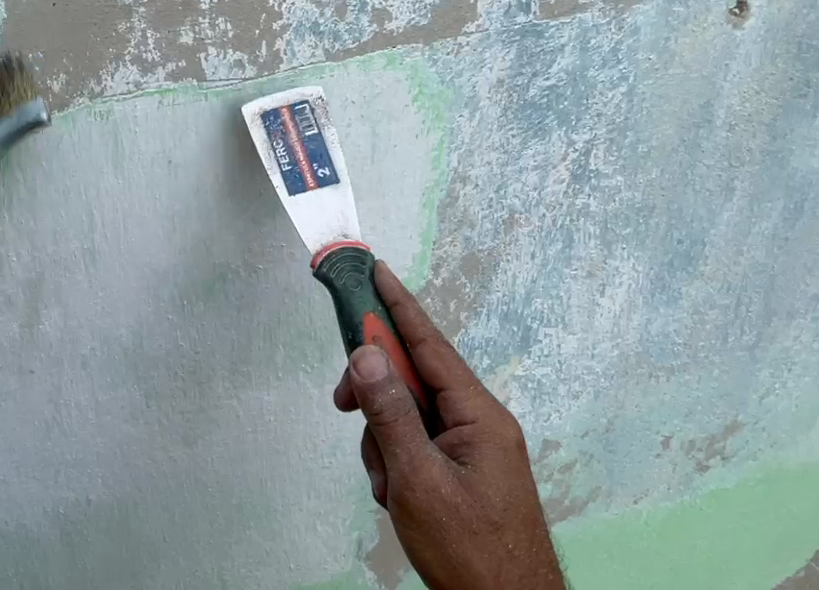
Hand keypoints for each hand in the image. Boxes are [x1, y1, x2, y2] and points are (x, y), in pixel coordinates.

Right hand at [332, 262, 563, 589]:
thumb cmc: (470, 549)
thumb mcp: (418, 479)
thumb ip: (389, 412)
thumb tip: (365, 353)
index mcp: (478, 414)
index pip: (430, 343)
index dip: (398, 304)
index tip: (375, 269)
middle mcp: (476, 420)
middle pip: (412, 378)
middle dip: (374, 390)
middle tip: (341, 403)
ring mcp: (469, 446)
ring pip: (406, 412)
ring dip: (382, 440)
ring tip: (387, 485)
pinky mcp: (459, 468)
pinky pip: (414, 441)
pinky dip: (394, 459)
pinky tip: (396, 494)